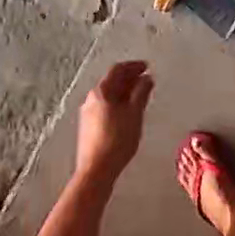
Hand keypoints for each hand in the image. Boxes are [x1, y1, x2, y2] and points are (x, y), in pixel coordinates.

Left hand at [75, 61, 152, 183]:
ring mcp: (87, 112)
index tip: (147, 66)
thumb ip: (141, 93)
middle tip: (145, 78)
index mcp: (101, 91)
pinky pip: (104, 106)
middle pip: (111, 81)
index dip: (133, 66)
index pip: (117, 70)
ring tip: (139, 94)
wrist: (96, 169)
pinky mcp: (88, 125)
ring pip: (108, 94)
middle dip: (129, 78)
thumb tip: (147, 78)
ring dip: (123, 91)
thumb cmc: (118, 139)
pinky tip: (126, 112)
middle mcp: (91, 98)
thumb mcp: (134, 114)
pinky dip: (117, 102)